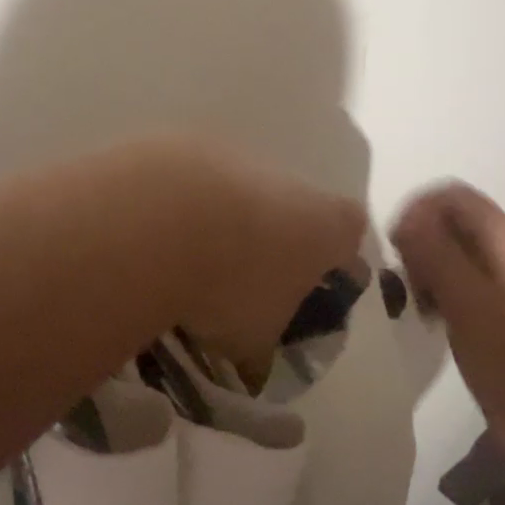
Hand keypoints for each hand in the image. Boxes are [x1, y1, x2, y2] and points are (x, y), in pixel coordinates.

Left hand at [128, 139, 366, 377]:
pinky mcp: (184, 144)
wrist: (158, 219)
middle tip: (240, 283)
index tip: (310, 289)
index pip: (350, 233)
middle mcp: (288, 179)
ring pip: (237, 190)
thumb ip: (264, 343)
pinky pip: (191, 182)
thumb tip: (253, 359)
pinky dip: (178, 206)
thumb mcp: (255, 340)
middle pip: (291, 207)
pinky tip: (154, 237)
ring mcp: (234, 156)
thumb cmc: (230, 286)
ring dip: (220, 220)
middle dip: (269, 241)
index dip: (334, 260)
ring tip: (187, 261)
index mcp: (325, 223)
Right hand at [392, 183, 504, 475]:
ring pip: (458, 249)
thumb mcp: (467, 306)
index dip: (421, 207)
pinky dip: (442, 285)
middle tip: (402, 275)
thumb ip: (436, 255)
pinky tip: (432, 316)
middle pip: (458, 220)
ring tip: (415, 298)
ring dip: (429, 262)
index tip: (394, 243)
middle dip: (423, 236)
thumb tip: (406, 216)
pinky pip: (466, 277)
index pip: (459, 196)